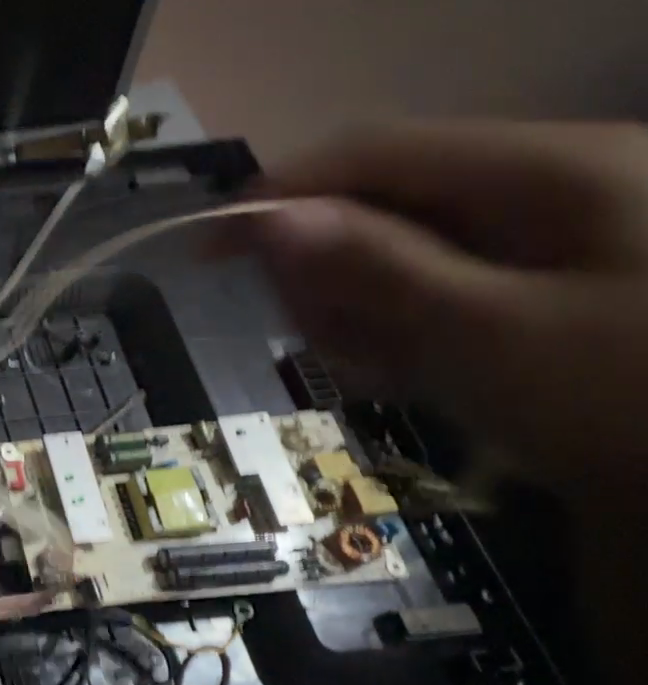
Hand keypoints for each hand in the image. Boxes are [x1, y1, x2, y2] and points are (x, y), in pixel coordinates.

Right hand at [247, 120, 647, 487]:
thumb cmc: (616, 399)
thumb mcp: (483, 334)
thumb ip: (376, 268)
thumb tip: (273, 223)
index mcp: (550, 171)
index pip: (378, 153)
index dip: (283, 194)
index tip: (208, 252)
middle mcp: (546, 188)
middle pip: (382, 204)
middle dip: (327, 270)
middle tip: (312, 335)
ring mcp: (545, 239)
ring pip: (397, 256)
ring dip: (359, 311)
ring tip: (373, 366)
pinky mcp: (534, 288)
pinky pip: (429, 292)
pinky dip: (398, 331)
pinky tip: (404, 371)